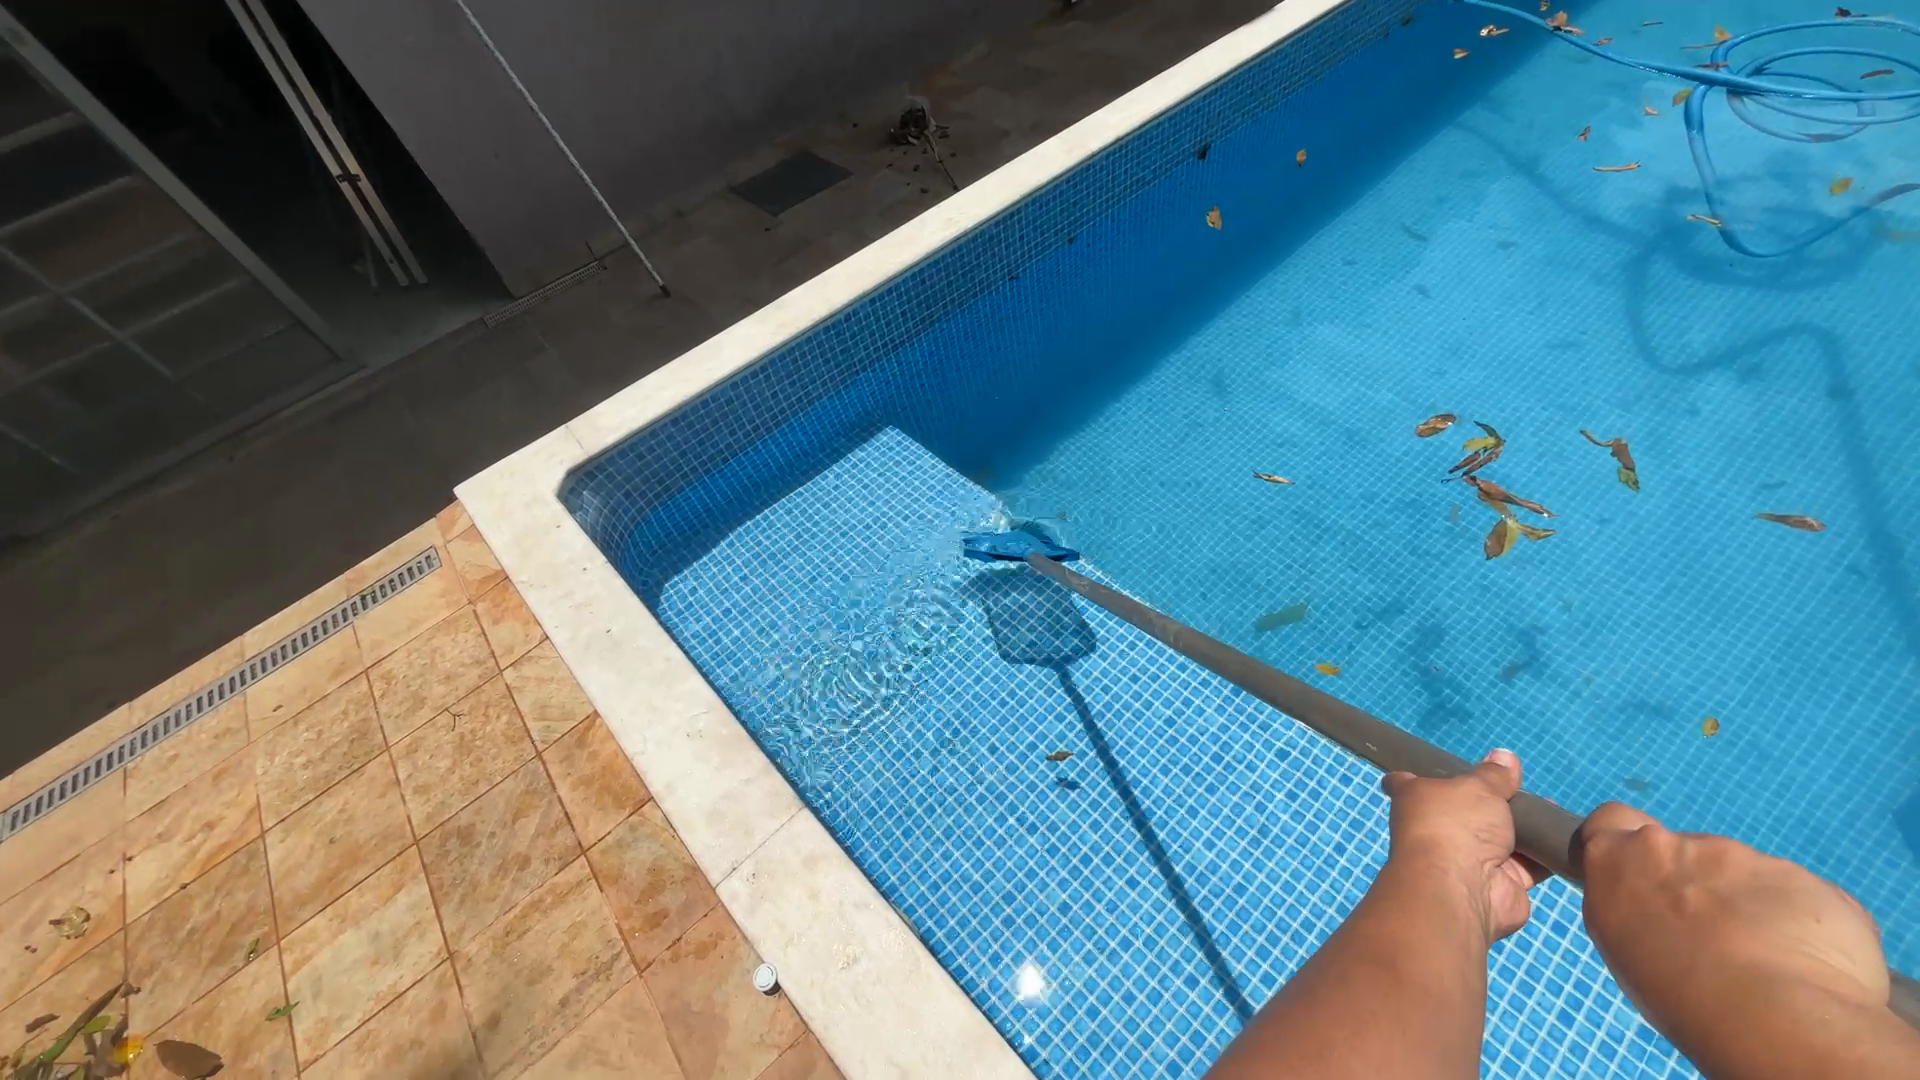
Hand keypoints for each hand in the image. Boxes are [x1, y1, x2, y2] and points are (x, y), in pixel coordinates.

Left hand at [1379, 748, 1547, 945]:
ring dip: (1521, 829)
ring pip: (1497, 838)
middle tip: (1518, 789)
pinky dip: (1543, 856)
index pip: (1404, 781)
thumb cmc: (1455, 823)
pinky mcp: (1499, 882)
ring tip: (1550, 810)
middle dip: (1487, 803)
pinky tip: (1564, 841)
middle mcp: (1435, 826)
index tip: (1429, 767)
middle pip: (1461, 810)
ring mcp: (1467, 856)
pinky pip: (1525, 865)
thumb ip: (1493, 775)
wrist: (1464, 885)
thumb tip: (1504, 755)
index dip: (1414, 774)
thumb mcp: (1477, 788)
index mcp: (1414, 797)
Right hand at [1577, 802, 1891, 1028]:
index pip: (1613, 820)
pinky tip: (1808, 967)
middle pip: (1686, 854)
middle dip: (1700, 886)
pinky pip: (1802, 899)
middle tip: (1715, 940)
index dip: (1631, 848)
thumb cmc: (1676, 991)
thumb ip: (1632, 903)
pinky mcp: (1811, 881)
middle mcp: (1675, 844)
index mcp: (1617, 855)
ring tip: (1769, 962)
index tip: (1646, 881)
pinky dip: (1803, 925)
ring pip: (1746, 877)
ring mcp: (1746, 857)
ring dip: (1752, 907)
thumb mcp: (1621, 942)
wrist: (1777, 1017)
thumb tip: (1657, 909)